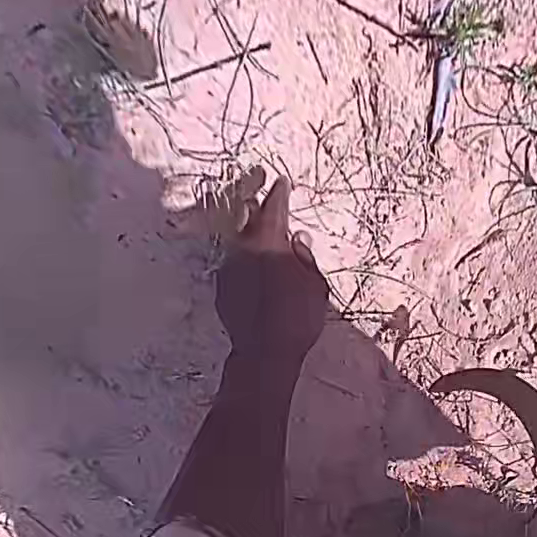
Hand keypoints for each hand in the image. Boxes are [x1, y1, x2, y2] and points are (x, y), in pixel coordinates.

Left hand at [215, 174, 328, 368]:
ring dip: (246, 233)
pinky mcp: (221, 288)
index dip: (280, 194)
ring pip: (237, 241)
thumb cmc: (298, 320)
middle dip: (256, 204)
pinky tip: (249, 266)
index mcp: (271, 242)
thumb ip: (305, 259)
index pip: (274, 207)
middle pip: (248, 218)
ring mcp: (229, 268)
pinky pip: (232, 264)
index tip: (282, 183)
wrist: (264, 354)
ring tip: (255, 231)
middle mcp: (244, 249)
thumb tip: (298, 239)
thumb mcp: (315, 288)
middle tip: (260, 194)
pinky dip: (241, 260)